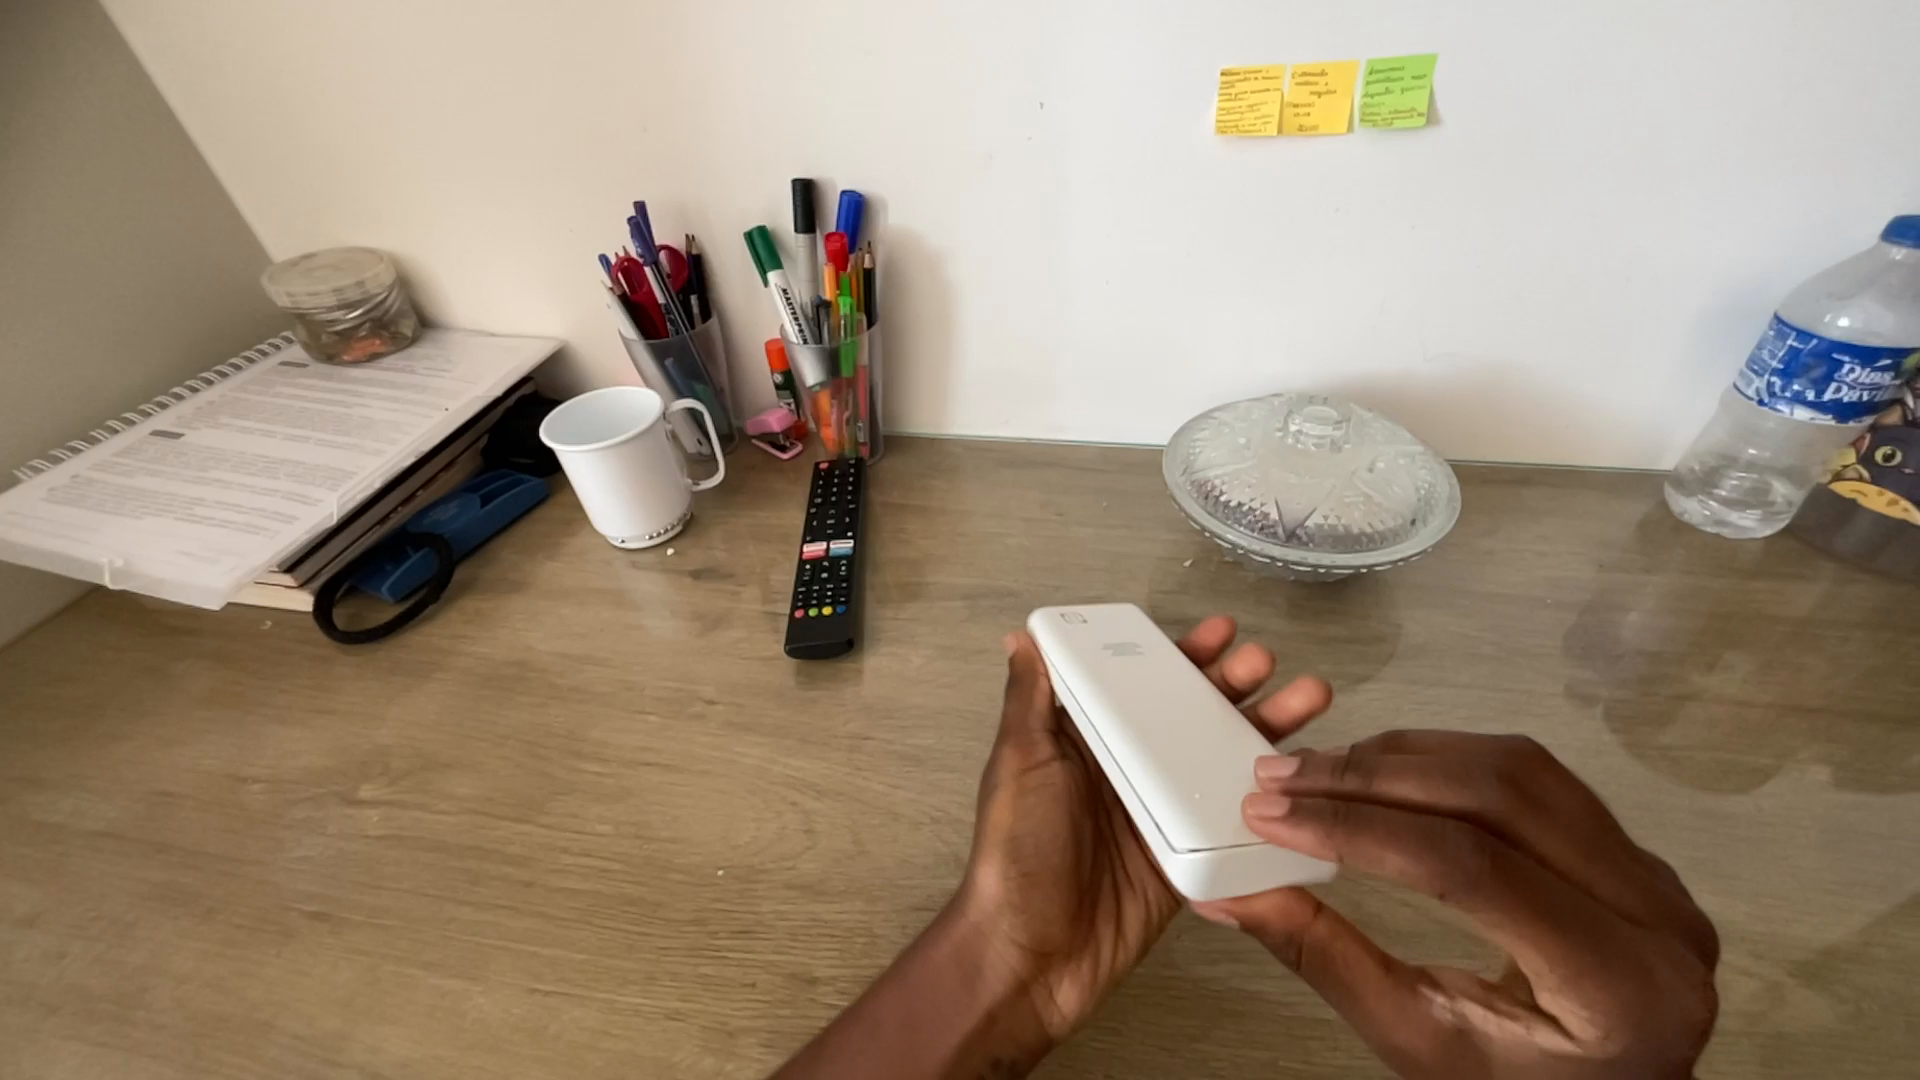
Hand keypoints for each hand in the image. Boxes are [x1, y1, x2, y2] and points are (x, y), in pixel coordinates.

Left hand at [954, 616, 1334, 1041]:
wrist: (1034, 953)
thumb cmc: (1019, 846)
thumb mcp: (1019, 761)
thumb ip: (1029, 700)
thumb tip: (1021, 638)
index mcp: (1086, 739)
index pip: (1139, 683)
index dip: (1178, 655)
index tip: (1217, 631)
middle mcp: (1126, 766)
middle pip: (1187, 714)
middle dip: (1229, 683)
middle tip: (1265, 660)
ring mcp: (1158, 810)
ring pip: (1216, 758)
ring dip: (1260, 729)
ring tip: (1306, 699)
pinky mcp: (1184, 854)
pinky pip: (1229, 818)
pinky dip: (1265, 797)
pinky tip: (1301, 776)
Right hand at [1195, 732, 1719, 1078]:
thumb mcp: (1414, 1041)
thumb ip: (1324, 956)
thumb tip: (1226, 893)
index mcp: (1621, 986)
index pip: (1469, 867)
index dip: (1356, 827)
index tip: (1267, 812)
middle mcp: (1658, 911)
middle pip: (1492, 796)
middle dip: (1365, 776)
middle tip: (1276, 775)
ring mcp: (1646, 868)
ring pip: (1507, 764)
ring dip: (1395, 755)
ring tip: (1312, 769)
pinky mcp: (1616, 841)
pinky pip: (1519, 767)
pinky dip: (1431, 755)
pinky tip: (1372, 767)